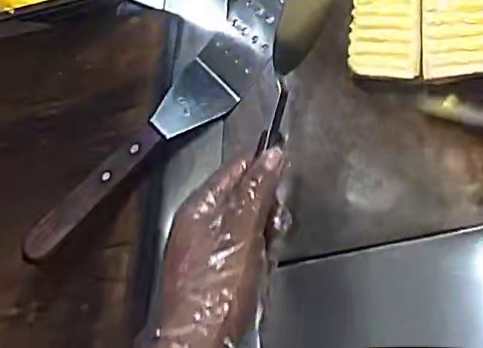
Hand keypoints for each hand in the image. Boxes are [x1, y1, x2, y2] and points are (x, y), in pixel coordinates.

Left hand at [144, 147, 286, 347]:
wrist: (200, 346)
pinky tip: (261, 271)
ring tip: (267, 254)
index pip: (235, 168)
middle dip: (266, 209)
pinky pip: (245, 252)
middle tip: (274, 225)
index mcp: (199, 207)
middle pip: (243, 198)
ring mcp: (206, 253)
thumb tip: (272, 154)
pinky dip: (258, 258)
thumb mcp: (243, 230)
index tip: (283, 166)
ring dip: (265, 236)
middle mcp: (199, 226)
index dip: (261, 166)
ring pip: (248, 227)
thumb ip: (257, 190)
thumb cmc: (215, 289)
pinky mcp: (215, 277)